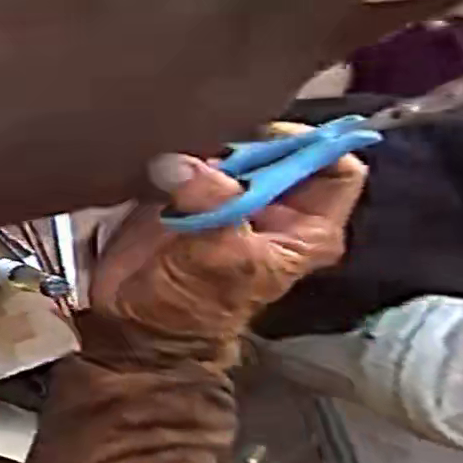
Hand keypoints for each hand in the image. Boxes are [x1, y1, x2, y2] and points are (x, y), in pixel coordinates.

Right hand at [90, 141, 366, 346]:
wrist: (132, 323)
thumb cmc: (191, 303)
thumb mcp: (219, 258)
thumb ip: (213, 206)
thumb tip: (181, 163)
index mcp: (300, 227)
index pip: (330, 170)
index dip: (306, 149)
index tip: (263, 138)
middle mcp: (261, 210)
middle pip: (267, 158)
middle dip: (237, 148)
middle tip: (203, 148)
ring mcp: (212, 206)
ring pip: (217, 161)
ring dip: (194, 154)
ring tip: (170, 159)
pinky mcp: (166, 206)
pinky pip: (171, 172)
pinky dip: (161, 164)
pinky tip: (149, 166)